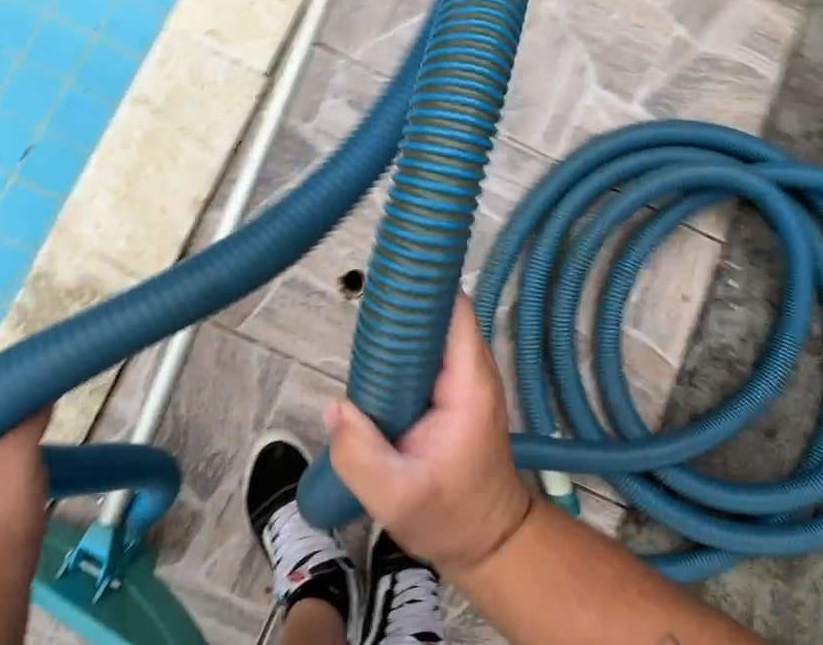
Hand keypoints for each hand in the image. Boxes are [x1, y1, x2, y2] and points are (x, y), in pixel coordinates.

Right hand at [325, 298, 535, 573]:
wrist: (487, 541)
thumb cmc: (451, 518)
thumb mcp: (396, 497)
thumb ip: (360, 454)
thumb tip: (335, 407)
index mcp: (469, 384)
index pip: (455, 311)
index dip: (424, 288)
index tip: (386, 280)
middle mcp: (472, 372)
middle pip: (440, 315)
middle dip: (403, 309)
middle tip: (363, 315)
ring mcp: (463, 380)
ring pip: (430, 334)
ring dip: (400, 331)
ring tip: (364, 337)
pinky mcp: (452, 392)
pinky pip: (426, 356)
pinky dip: (402, 352)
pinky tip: (376, 362)